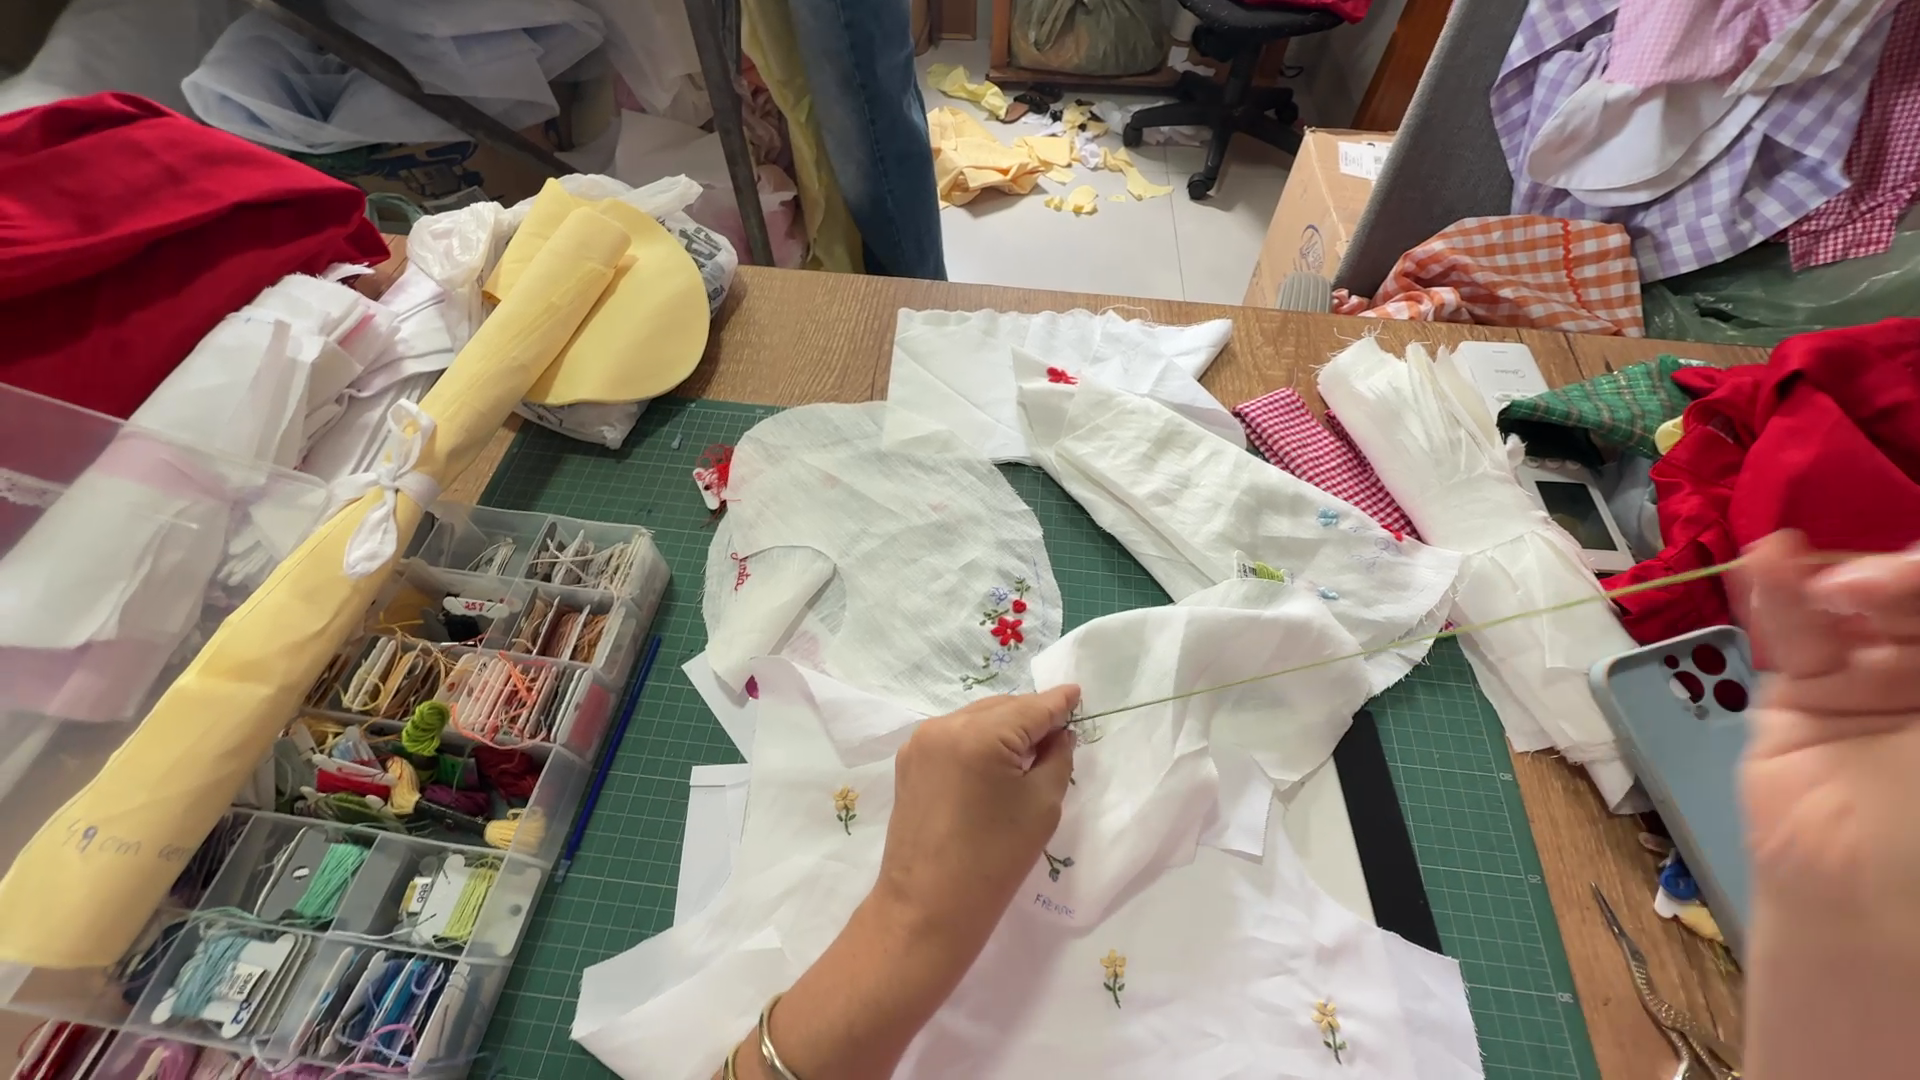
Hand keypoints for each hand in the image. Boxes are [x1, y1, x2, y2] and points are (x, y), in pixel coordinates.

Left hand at [729, 687, 1078, 1079]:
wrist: (928, 908)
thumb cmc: (994, 861)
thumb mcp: (1042, 806)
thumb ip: (1056, 758)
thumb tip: (1059, 733)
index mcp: (980, 735)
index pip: (1031, 708)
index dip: (1058, 703)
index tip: (1076, 693)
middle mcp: (945, 726)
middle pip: (1001, 707)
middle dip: (1031, 716)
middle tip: (1059, 733)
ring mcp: (921, 741)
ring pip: (976, 718)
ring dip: (1003, 727)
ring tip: (1028, 751)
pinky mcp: (909, 759)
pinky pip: (954, 735)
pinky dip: (977, 740)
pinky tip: (994, 762)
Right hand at [1740, 532, 1919, 1078]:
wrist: (1873, 900)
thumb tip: (1895, 579)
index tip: (1914, 573)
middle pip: (1915, 599)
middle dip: (1897, 581)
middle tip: (1869, 588)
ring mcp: (1880, 679)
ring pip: (1859, 607)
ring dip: (1840, 582)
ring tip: (1825, 582)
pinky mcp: (1804, 691)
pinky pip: (1794, 636)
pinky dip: (1777, 595)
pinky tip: (1769, 560)